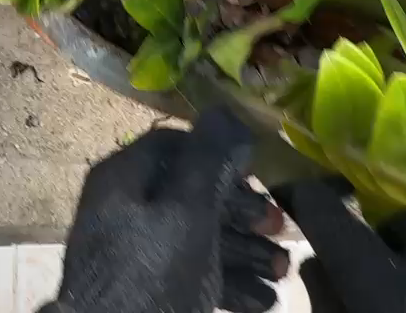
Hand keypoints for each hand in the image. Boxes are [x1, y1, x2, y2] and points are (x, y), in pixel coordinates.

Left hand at [47, 109, 291, 312]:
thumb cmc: (151, 273)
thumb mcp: (185, 211)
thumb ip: (208, 161)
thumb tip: (227, 112)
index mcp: (123, 178)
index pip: (172, 146)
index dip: (217, 155)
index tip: (258, 173)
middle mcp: (125, 208)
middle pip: (189, 194)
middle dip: (239, 211)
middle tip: (280, 228)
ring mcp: (134, 253)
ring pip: (196, 239)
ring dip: (243, 250)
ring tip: (283, 271)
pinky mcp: (149, 293)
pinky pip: (192, 275)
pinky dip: (229, 282)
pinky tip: (265, 300)